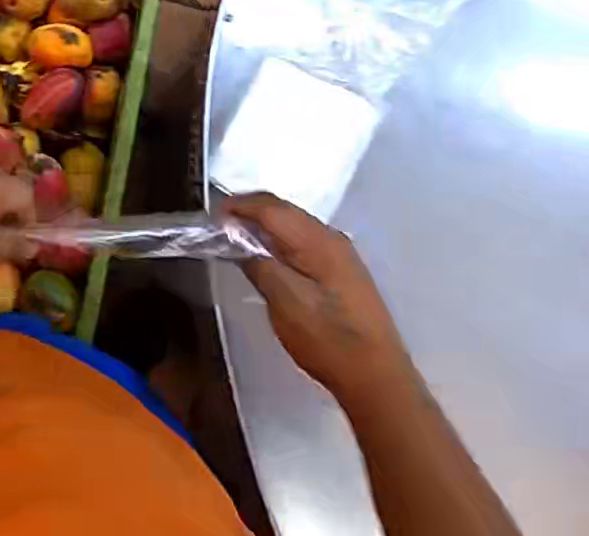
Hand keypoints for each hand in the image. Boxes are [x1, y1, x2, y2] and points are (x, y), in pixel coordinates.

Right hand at [224, 193, 414, 399]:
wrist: (378, 381)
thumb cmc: (328, 340)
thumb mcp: (284, 302)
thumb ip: (257, 263)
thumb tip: (236, 238)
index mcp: (317, 241)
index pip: (269, 207)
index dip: (237, 207)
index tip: (210, 219)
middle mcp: (330, 238)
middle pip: (281, 208)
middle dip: (247, 211)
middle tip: (218, 228)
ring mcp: (340, 253)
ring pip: (292, 221)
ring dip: (262, 223)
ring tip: (236, 240)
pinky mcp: (341, 269)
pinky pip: (301, 237)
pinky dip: (277, 237)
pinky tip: (266, 255)